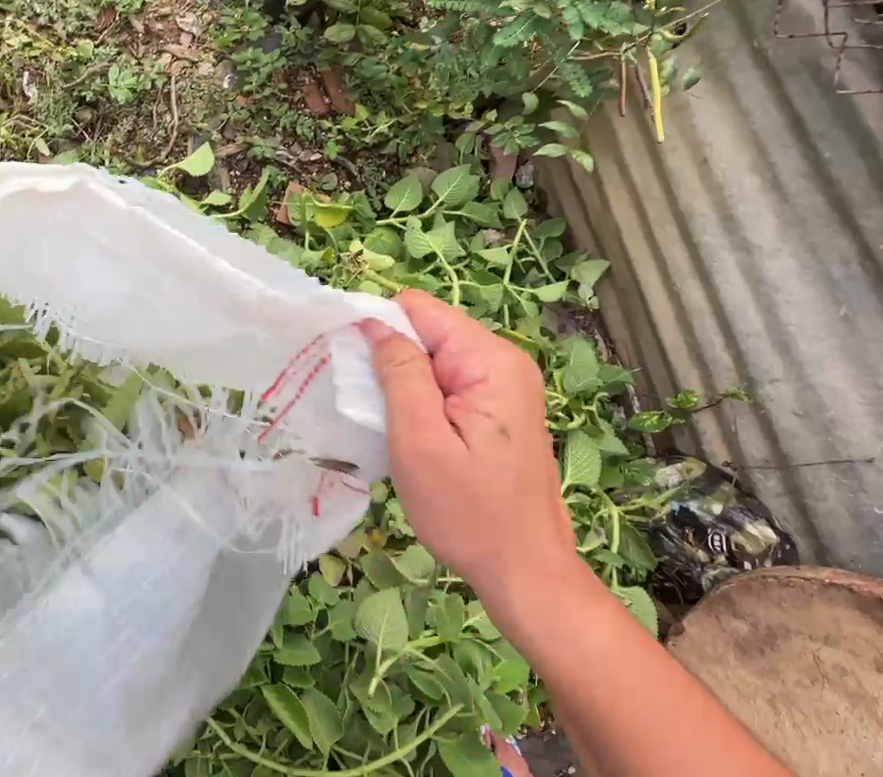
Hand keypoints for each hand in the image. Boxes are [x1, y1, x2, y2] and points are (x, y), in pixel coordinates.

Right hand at [359, 290, 581, 610]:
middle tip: (375, 412)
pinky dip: (423, 402)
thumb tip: (374, 323)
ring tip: (395, 430)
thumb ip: (399, 373)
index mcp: (490, 361)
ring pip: (434, 359)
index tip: (356, 372)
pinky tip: (416, 439)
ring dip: (405, 386)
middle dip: (392, 361)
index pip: (418, 309)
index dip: (379, 329)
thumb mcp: (420, 441)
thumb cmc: (469, 513)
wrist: (526, 573)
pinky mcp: (502, 410)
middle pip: (428, 331)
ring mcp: (507, 386)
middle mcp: (505, 362)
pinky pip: (449, 384)